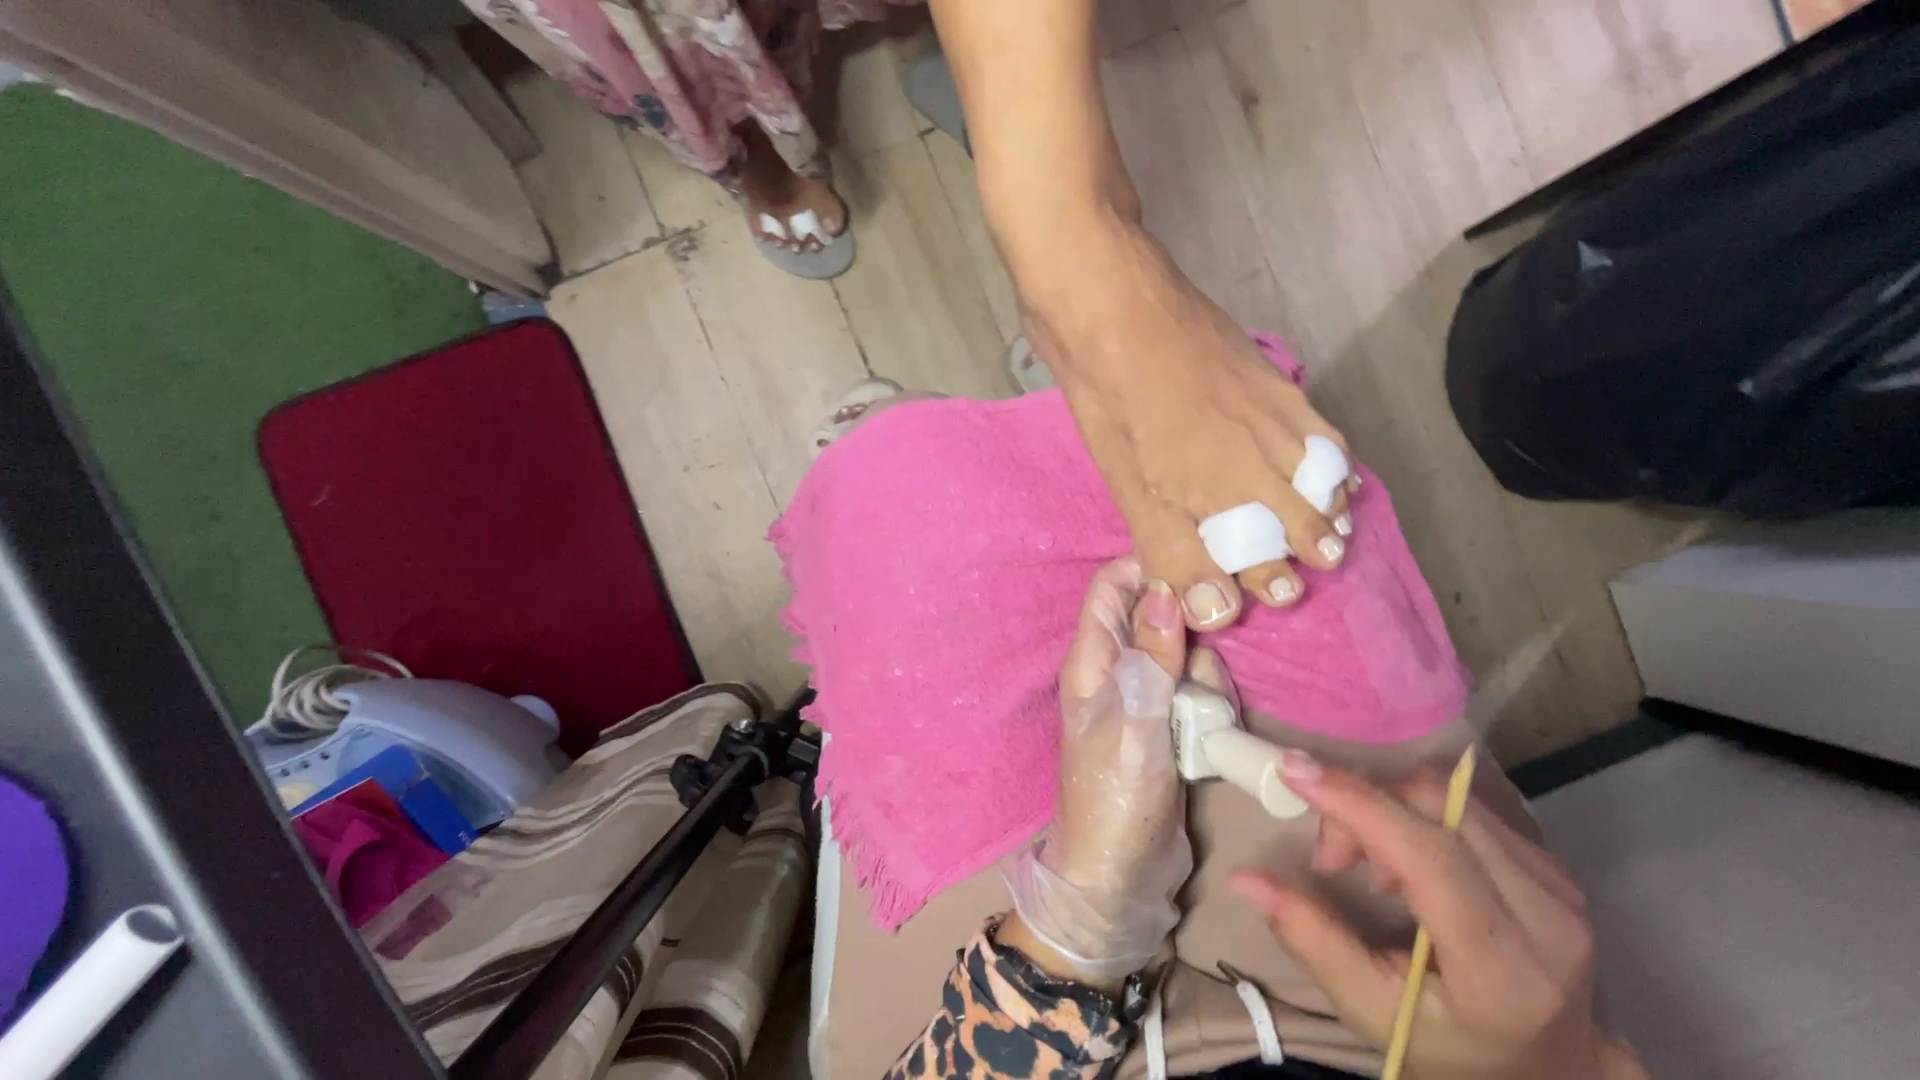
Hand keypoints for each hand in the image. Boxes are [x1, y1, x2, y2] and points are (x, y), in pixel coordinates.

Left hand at [1001, 557, 1210, 985]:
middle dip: (1189, 630)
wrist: (1118, 873)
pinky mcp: (1166, 725)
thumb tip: (1164, 591)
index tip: (1199, 572)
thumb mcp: (1136, 722)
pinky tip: (1211, 730)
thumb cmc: (1116, 797)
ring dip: (1202, 675)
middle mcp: (1114, 671)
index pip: (1110, 588)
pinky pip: (1193, 692)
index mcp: (1091, 661)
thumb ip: (1152, 657)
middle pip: (1156, 616)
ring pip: (1182, 654)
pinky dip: (1207, 702)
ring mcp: (1142, 699)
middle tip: (1203, 666)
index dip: (1148, 570)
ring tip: (1203, 713)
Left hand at [1025, 227, 1351, 630]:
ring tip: (1329, 530)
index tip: (1278, 593)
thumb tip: (1216, 609)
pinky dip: (1335, 463)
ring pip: (1327, 477)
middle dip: (1313, 549)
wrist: (1115, 301)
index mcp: (1226, 490)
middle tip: (1313, 563)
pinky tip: (1328, 470)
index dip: (1273, 581)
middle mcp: (1267, 457)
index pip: (1268, 556)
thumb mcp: (1125, 483)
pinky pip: (1325, 434)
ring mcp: (1279, 415)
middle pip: (1310, 518)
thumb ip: (1172, 547)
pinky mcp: (1277, 381)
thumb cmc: (1108, 398)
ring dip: (1330, 510)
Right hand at [1228, 759, 1646, 1079]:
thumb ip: (1310, 938)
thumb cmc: (1449, 1046)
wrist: (1550, 1065)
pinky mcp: (1551, 863)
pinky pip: (1464, 805)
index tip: (1294, 771)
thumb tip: (1242, 878)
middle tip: (1331, 860)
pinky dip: (1415, 816)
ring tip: (1370, 868)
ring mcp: (1557, 884)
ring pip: (1448, 796)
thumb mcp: (1370, 1009)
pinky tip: (1406, 862)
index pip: (1432, 857)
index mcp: (1503, 968)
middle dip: (1361, 809)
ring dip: (1387, 810)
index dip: (1359, 805)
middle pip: (1436, 807)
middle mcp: (1546, 915)